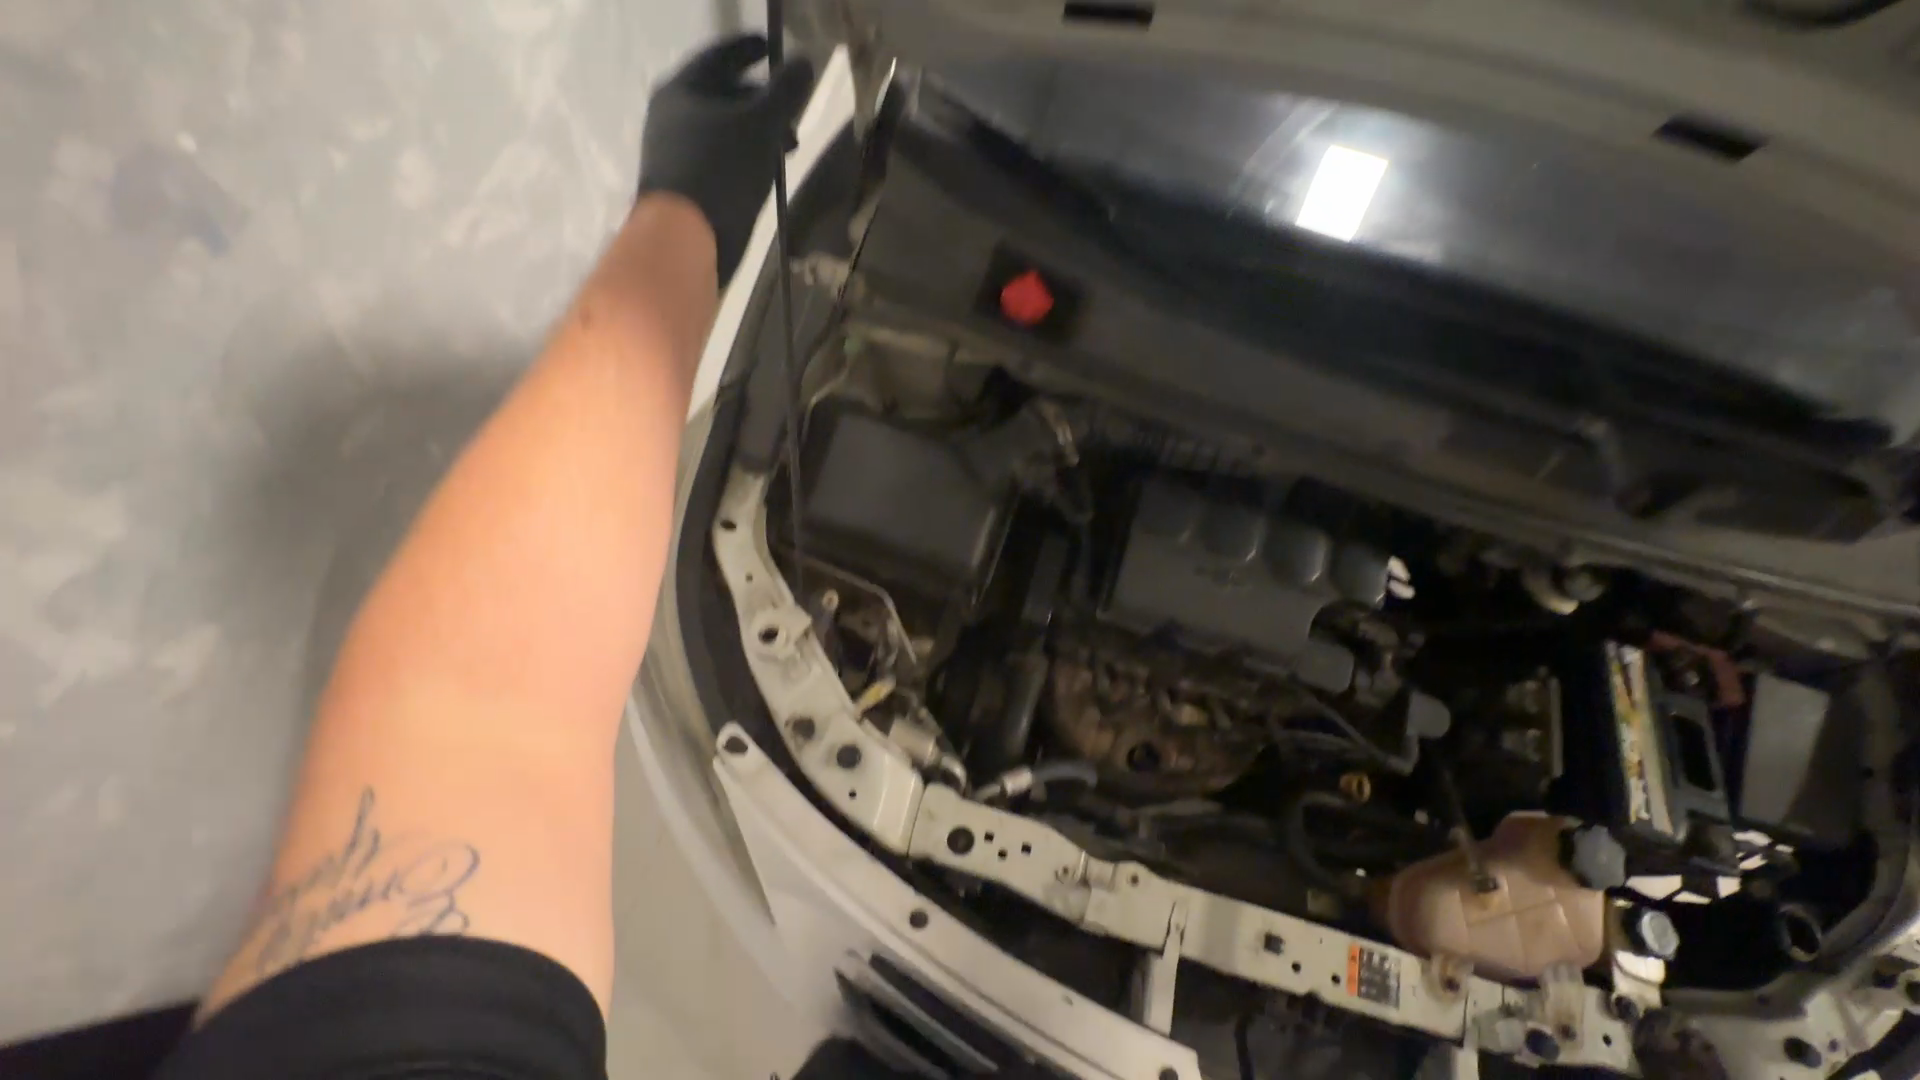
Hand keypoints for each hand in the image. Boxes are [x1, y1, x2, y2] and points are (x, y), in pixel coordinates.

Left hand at [637, 35, 815, 286]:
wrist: (686, 238)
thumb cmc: (722, 172)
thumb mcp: (761, 124)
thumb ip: (785, 91)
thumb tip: (805, 62)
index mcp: (681, 90)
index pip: (719, 56)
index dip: (748, 49)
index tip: (772, 46)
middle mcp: (672, 116)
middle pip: (721, 95)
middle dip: (758, 98)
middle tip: (790, 109)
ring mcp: (677, 154)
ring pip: (723, 130)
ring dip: (756, 132)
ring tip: (786, 146)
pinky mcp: (687, 186)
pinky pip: (721, 159)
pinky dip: (746, 157)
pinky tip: (765, 171)